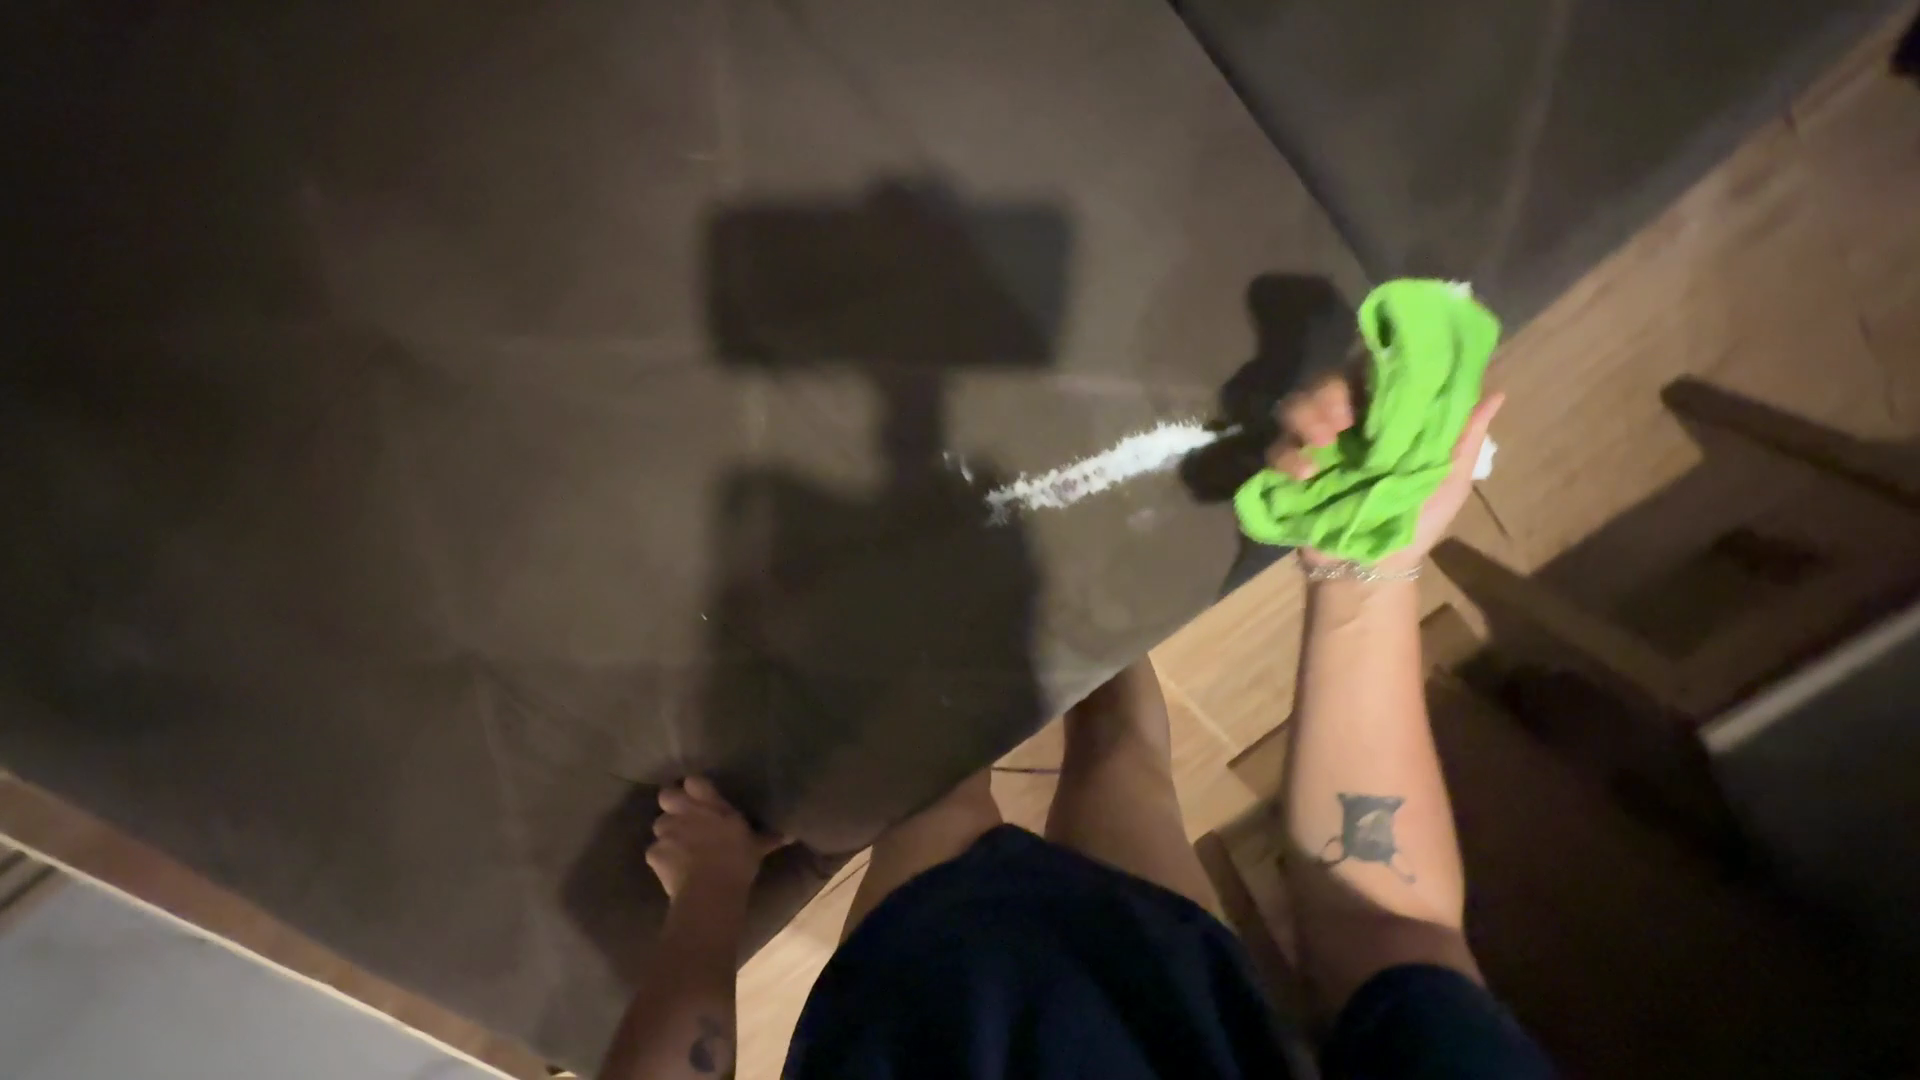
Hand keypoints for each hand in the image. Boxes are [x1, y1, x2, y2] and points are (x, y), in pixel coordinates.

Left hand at [647, 777, 785, 901]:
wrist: (710, 890)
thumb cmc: (738, 861)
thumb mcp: (757, 846)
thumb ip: (768, 837)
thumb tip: (791, 835)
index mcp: (711, 804)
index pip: (694, 781)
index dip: (693, 788)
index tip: (698, 795)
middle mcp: (686, 811)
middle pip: (667, 795)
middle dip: (671, 802)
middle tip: (682, 815)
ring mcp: (667, 831)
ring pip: (659, 823)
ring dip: (666, 832)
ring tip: (676, 845)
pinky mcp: (654, 853)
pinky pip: (654, 851)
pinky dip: (661, 858)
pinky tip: (671, 868)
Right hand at [1267, 372, 1504, 572]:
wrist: (1370, 570)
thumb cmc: (1413, 524)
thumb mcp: (1446, 481)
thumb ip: (1463, 439)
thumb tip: (1496, 392)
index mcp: (1383, 420)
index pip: (1367, 374)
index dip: (1363, 369)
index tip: (1370, 388)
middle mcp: (1344, 426)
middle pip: (1323, 384)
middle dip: (1327, 396)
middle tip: (1340, 423)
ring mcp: (1312, 448)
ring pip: (1293, 408)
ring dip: (1304, 418)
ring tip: (1320, 445)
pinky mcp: (1286, 472)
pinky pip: (1275, 449)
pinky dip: (1286, 457)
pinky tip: (1304, 474)